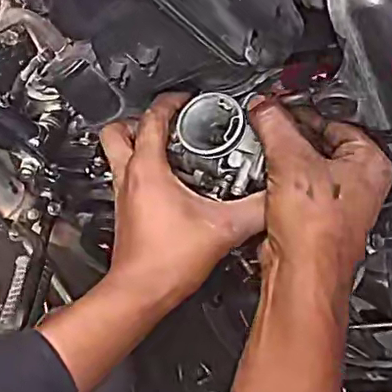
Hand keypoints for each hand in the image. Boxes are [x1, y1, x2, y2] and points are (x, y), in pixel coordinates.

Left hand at [99, 93, 265, 302]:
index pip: (152, 119)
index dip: (170, 102)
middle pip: (118, 130)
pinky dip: (142, 168)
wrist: (141, 291)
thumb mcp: (222, 228)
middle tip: (167, 122)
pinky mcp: (126, 210)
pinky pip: (126, 176)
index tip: (185, 99)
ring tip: (166, 145)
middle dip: (140, 119)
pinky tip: (168, 182)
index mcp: (147, 170)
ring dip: (136, 142)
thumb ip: (255, 209)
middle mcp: (128, 177)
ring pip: (116, 152)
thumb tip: (275, 197)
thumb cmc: (166, 263)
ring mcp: (123, 194)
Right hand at [247, 98, 391, 300]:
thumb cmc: (317, 232)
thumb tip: (263, 106)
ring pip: (302, 165)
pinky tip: (262, 179)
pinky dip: (275, 180)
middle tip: (264, 126)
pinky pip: (291, 187)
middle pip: (317, 142)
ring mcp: (335, 202)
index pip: (334, 119)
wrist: (300, 274)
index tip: (276, 106)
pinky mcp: (311, 217)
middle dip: (288, 134)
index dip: (302, 110)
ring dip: (279, 158)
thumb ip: (276, 125)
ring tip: (261, 151)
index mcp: (370, 163)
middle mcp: (359, 183)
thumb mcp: (291, 161)